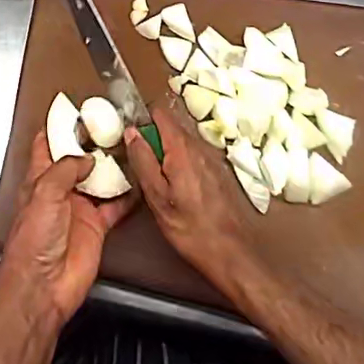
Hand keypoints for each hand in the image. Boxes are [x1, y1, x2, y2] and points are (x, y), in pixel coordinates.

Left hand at [0, 132, 137, 324]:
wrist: (43, 286)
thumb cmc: (32, 241)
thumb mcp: (45, 193)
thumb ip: (67, 168)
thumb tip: (87, 158)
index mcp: (40, 178)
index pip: (47, 145)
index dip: (58, 127)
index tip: (74, 110)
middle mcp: (60, 190)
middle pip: (78, 160)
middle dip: (93, 144)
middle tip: (111, 125)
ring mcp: (79, 208)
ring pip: (100, 179)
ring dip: (112, 166)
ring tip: (128, 146)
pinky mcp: (96, 226)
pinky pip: (116, 206)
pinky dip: (127, 195)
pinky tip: (138, 183)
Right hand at [123, 103, 259, 282]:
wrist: (232, 251)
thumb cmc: (190, 228)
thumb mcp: (157, 196)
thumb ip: (143, 160)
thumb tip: (131, 132)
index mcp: (182, 146)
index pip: (160, 112)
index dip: (142, 119)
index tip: (131, 137)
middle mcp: (199, 145)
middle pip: (170, 126)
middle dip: (153, 139)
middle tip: (141, 164)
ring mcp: (211, 156)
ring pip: (181, 142)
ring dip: (166, 153)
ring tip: (157, 180)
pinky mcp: (217, 170)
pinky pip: (193, 155)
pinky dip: (181, 163)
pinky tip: (178, 189)